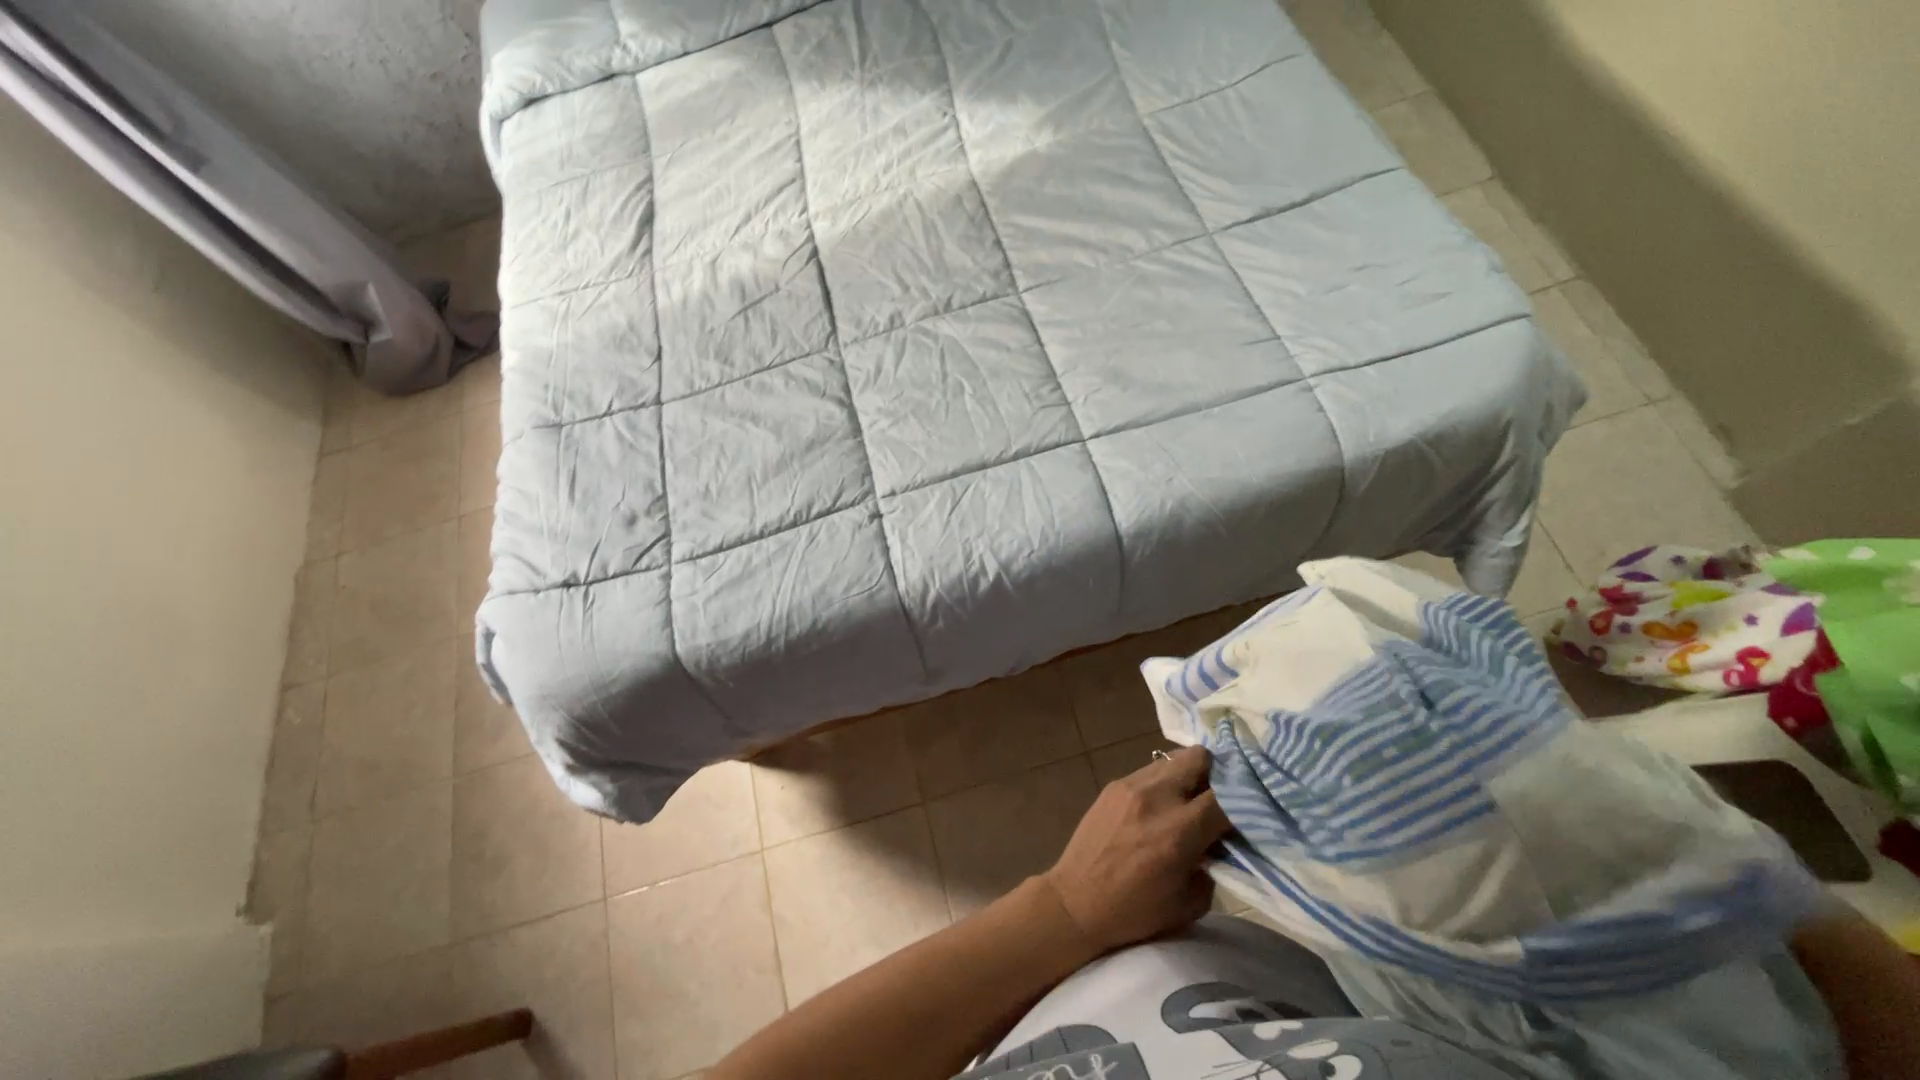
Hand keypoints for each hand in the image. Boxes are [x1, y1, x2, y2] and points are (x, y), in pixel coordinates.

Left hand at [1042, 746, 1233, 952]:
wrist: (1075, 903)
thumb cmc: (1136, 913)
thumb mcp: (1190, 902)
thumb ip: (1213, 866)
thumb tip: (1219, 842)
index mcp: (1180, 831)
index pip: (1229, 796)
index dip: (1247, 800)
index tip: (1254, 810)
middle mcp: (1157, 798)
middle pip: (1202, 758)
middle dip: (1219, 774)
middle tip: (1224, 796)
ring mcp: (1131, 786)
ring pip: (1175, 759)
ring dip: (1191, 775)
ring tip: (1194, 799)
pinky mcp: (1113, 785)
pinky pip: (1151, 771)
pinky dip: (1165, 782)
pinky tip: (1165, 804)